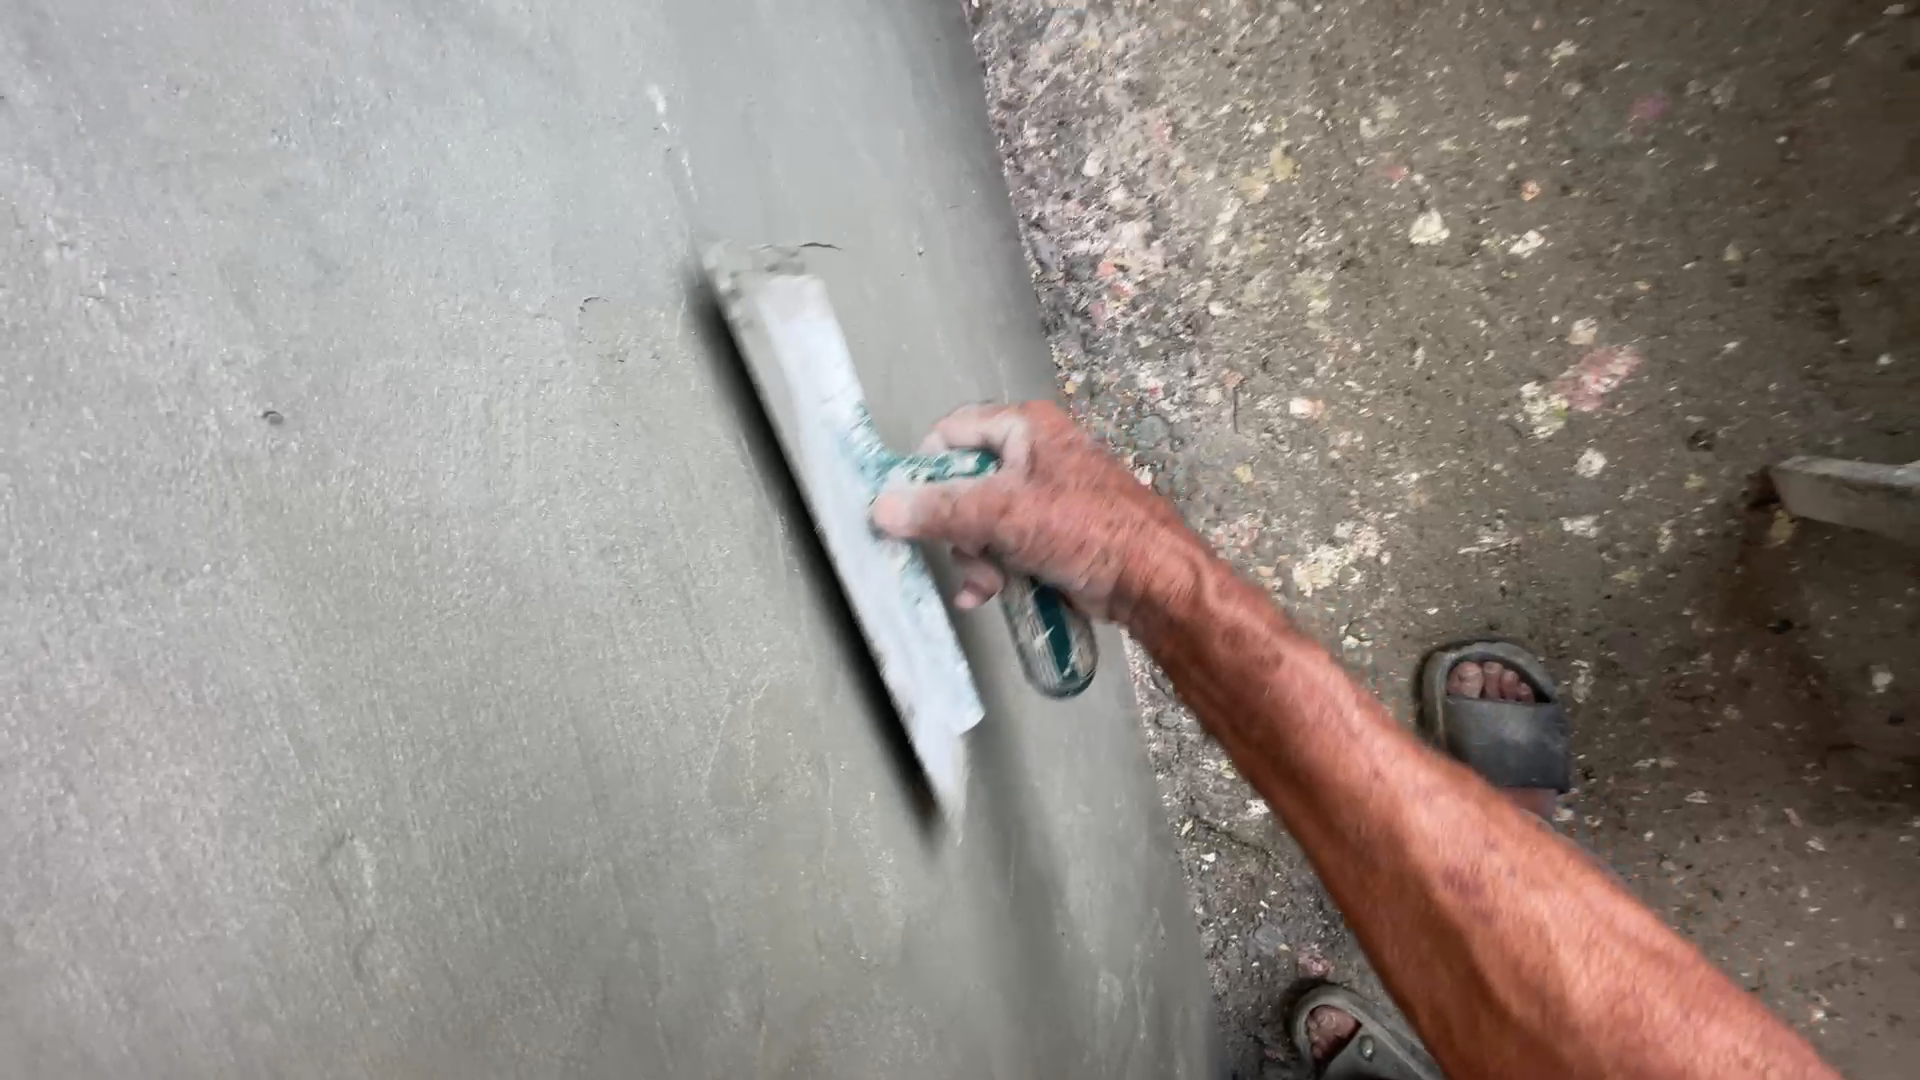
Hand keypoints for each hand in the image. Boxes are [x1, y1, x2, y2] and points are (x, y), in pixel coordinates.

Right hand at [870, 401, 1206, 625]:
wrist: (1152, 581)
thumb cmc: (1084, 530)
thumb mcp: (1005, 514)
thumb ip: (941, 510)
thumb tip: (881, 508)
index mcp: (1024, 427)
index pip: (952, 433)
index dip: (927, 469)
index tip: (911, 508)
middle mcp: (1032, 454)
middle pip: (962, 484)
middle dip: (957, 528)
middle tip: (964, 553)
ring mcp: (1042, 497)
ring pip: (979, 522)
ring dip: (974, 557)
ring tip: (986, 583)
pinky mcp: (1049, 534)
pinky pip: (1002, 545)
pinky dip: (992, 569)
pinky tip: (985, 595)